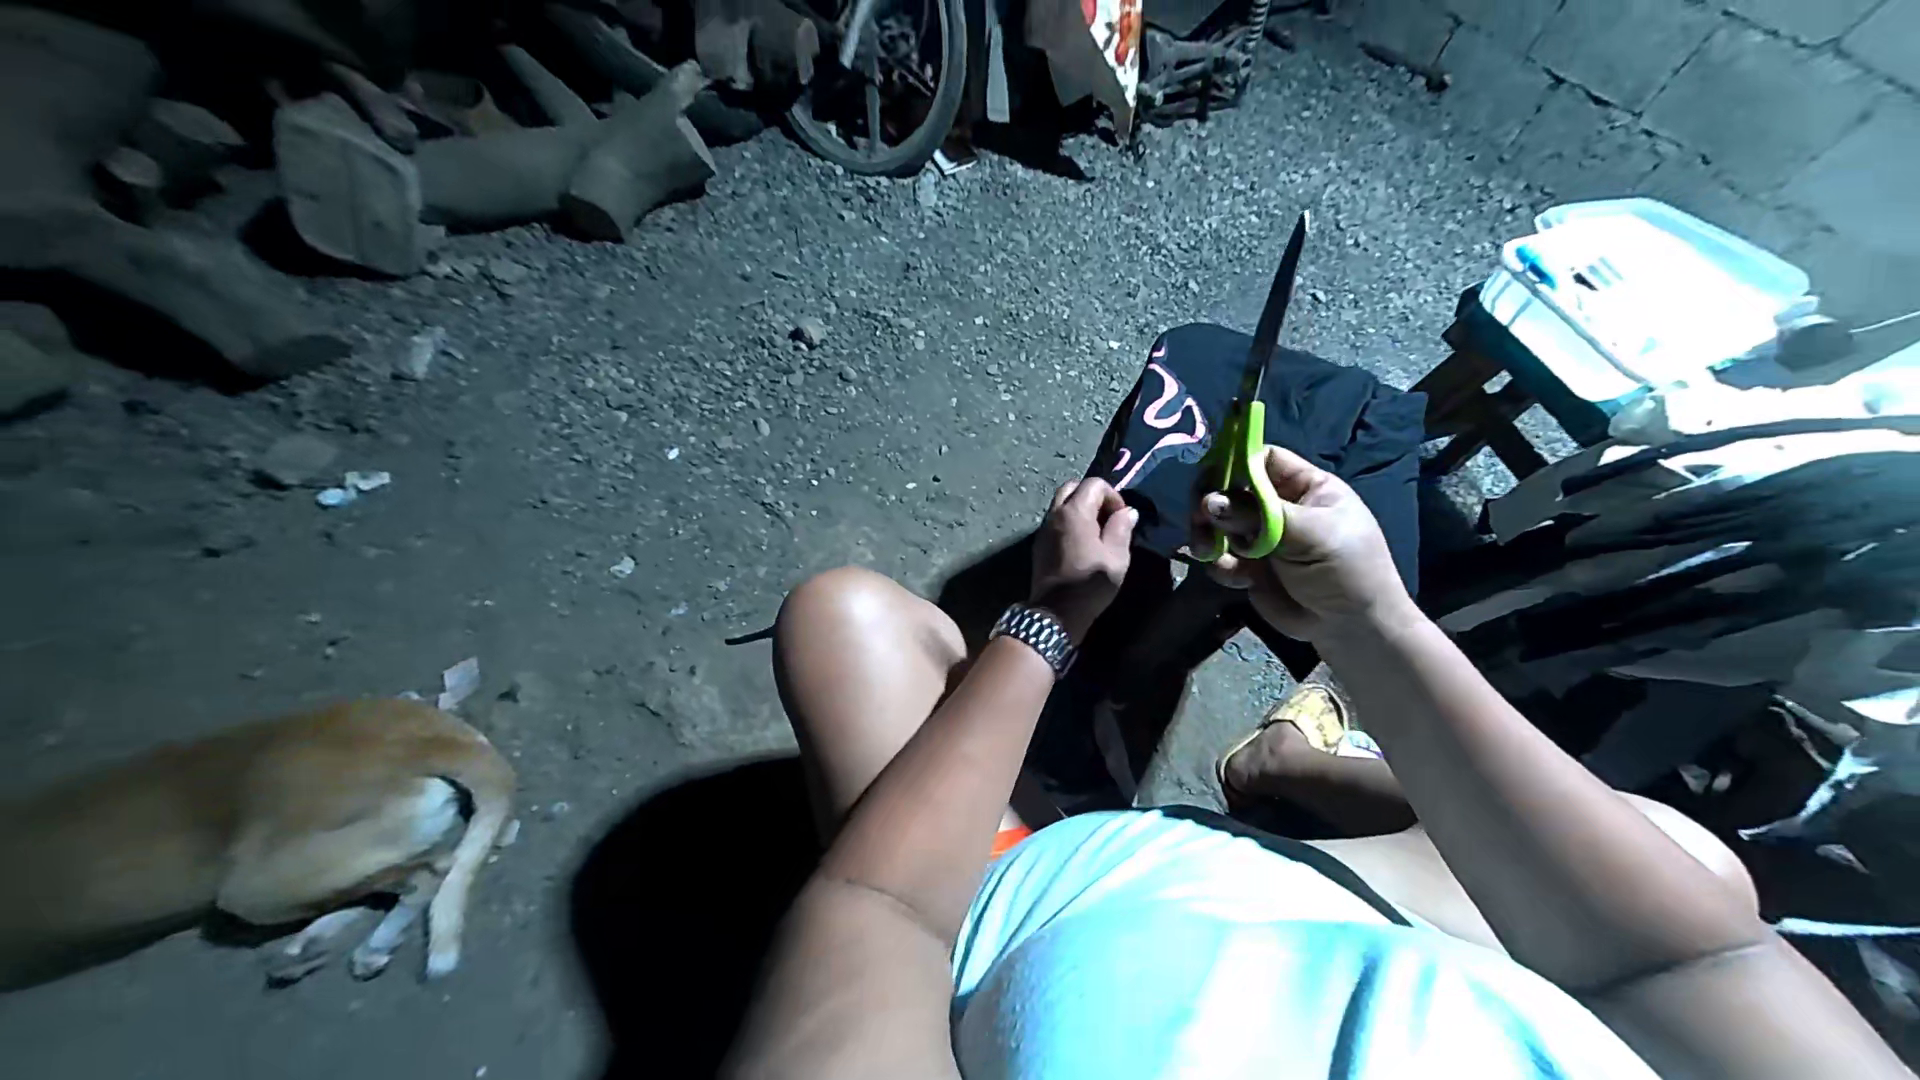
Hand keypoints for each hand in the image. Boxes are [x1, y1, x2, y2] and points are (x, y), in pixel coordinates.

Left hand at [1030, 478, 1136, 642]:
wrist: (1056, 612)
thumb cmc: (1090, 583)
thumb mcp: (1116, 557)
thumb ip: (1121, 529)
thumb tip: (1128, 512)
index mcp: (1074, 512)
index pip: (1093, 484)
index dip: (1112, 496)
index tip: (1121, 517)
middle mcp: (1054, 514)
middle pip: (1072, 487)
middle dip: (1093, 496)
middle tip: (1108, 518)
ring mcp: (1043, 529)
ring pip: (1061, 504)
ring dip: (1079, 509)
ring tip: (1096, 532)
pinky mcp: (1038, 544)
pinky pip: (1054, 521)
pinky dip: (1069, 522)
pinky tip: (1081, 543)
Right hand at [1195, 445, 1413, 641]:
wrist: (1351, 629)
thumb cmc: (1347, 570)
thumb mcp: (1311, 534)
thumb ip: (1258, 514)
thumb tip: (1209, 501)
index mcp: (1304, 487)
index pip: (1260, 460)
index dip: (1234, 464)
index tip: (1210, 480)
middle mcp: (1278, 507)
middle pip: (1229, 490)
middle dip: (1212, 505)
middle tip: (1200, 519)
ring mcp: (1260, 538)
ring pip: (1218, 524)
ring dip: (1209, 536)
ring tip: (1209, 551)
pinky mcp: (1247, 567)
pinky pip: (1220, 557)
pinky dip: (1220, 565)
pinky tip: (1237, 578)